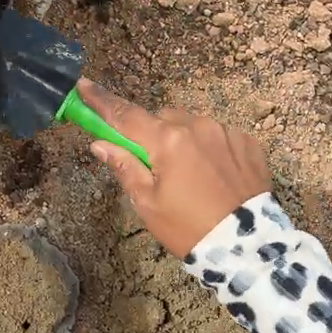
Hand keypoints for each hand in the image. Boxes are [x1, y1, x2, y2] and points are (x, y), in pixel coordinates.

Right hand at [79, 80, 271, 255]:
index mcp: (168, 140)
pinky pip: (218, 135)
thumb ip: (124, 167)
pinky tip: (214, 176)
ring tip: (190, 177)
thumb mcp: (147, 203)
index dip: (101, 100)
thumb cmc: (188, 228)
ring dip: (182, 140)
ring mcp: (226, 131)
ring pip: (191, 125)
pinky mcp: (248, 142)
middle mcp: (197, 125)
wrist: (247, 247)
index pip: (126, 115)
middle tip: (153, 166)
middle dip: (152, 135)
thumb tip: (101, 143)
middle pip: (161, 119)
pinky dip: (209, 148)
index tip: (83, 85)